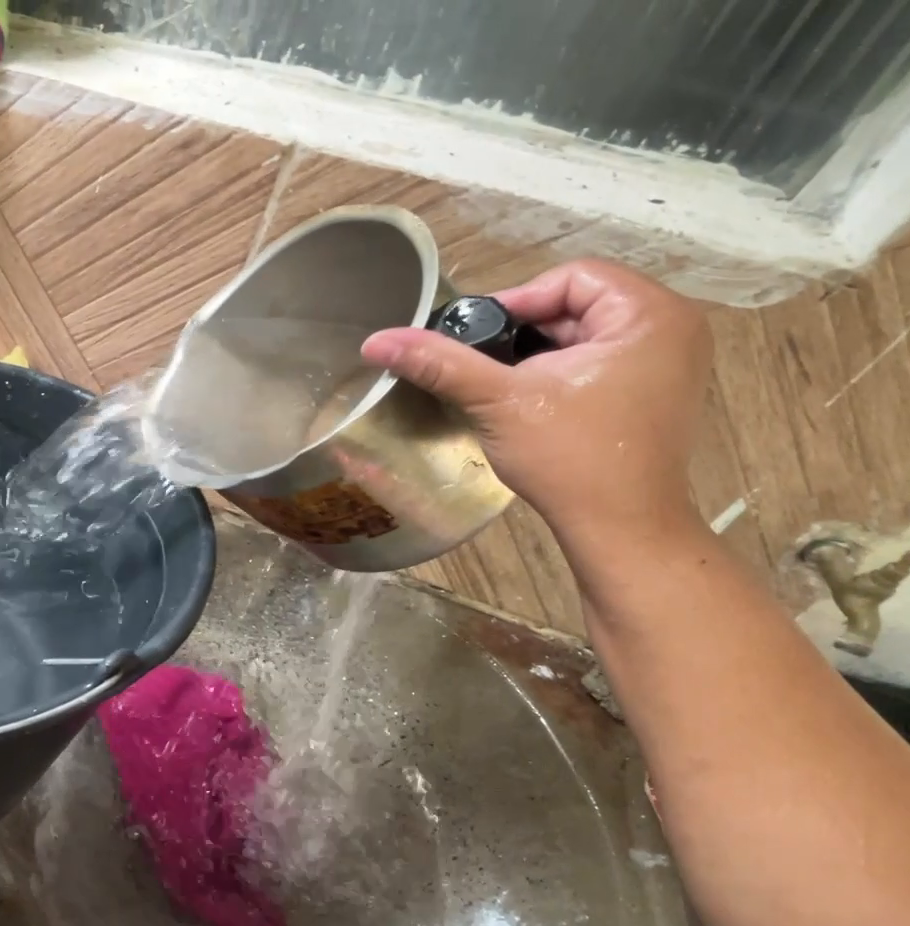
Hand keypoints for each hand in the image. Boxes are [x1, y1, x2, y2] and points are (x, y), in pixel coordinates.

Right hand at [361, 259, 712, 543]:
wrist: (619, 525)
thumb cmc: (570, 457)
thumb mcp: (497, 400)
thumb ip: (439, 363)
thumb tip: (376, 340)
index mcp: (650, 315)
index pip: (571, 277)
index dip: (514, 302)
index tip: (473, 341)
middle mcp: (672, 328)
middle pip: (577, 303)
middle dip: (522, 331)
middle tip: (480, 366)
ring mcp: (668, 362)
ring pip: (583, 334)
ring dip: (535, 354)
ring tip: (499, 387)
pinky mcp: (653, 391)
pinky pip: (597, 360)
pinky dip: (557, 373)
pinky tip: (528, 403)